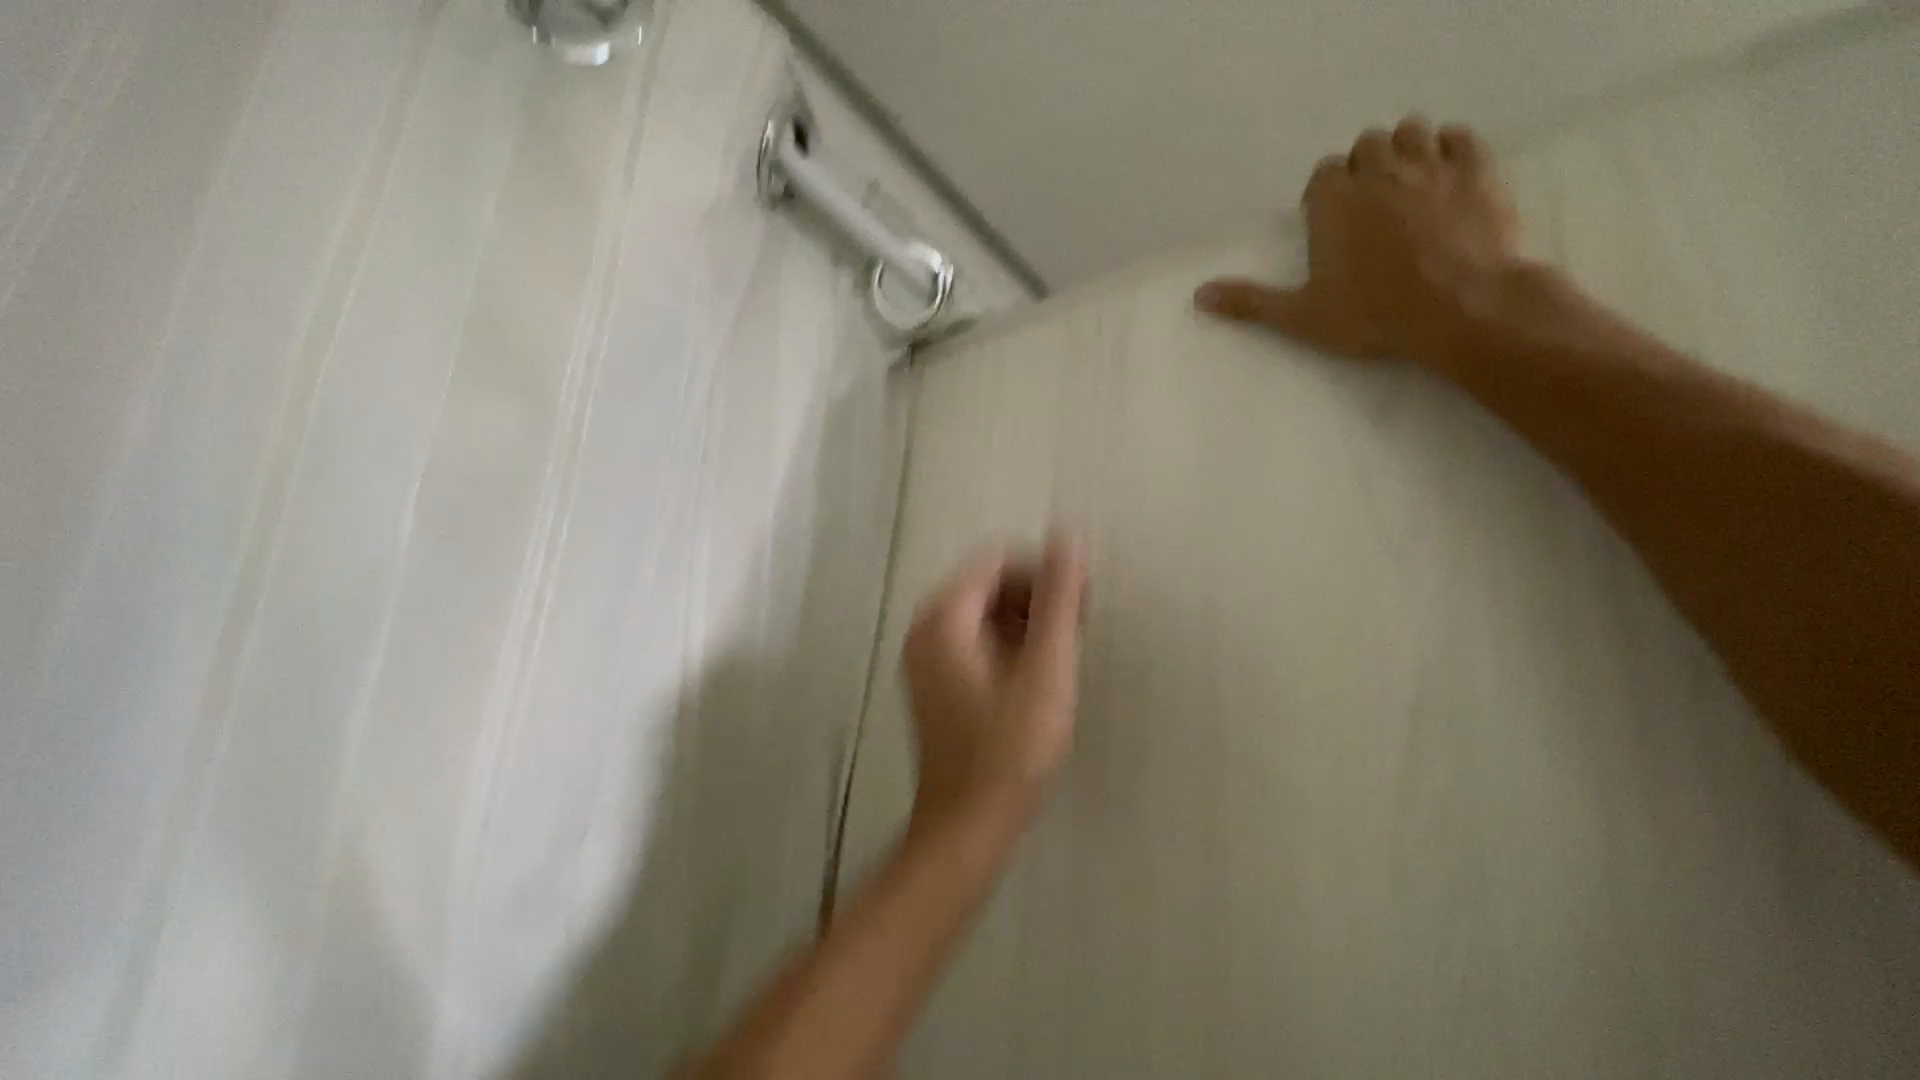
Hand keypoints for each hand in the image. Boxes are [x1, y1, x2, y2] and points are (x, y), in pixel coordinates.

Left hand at [902, 535, 1089, 829]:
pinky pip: (974, 642)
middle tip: (1077, 630)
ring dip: (1025, 622)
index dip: (1043, 571)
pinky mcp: (935, 684)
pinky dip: (1008, 645)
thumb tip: (1068, 538)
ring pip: (983, 614)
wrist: (968, 824)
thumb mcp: (1046, 669)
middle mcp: (924, 629)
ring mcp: (924, 658)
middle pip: (987, 585)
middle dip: (1035, 596)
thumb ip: (1058, 600)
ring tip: (1063, 655)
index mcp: (944, 618)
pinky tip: (1037, 677)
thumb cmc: (1011, 749)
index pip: (996, 560)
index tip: (1081, 602)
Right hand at [1194, 116, 1527, 369]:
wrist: (1459, 308)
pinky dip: (1451, 148)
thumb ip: (1251, 302)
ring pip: (1412, 131)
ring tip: (1409, 184)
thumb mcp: (1302, 316)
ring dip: (1406, 150)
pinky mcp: (1476, 170)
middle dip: (1366, 167)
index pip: (1322, 174)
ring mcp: (1430, 166)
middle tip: (1371, 204)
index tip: (1330, 221)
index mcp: (1332, 201)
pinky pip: (1460, 137)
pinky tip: (1448, 175)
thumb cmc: (1373, 315)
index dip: (1325, 194)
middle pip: (1366, 145)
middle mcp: (1377, 172)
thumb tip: (1199, 296)